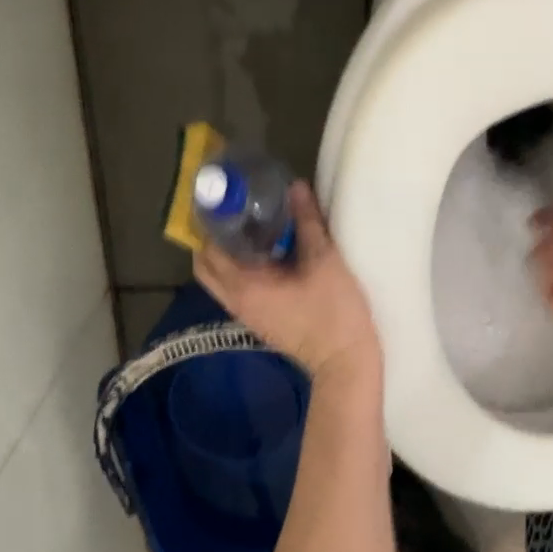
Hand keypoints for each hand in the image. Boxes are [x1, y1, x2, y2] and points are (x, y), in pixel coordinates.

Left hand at [194, 181, 382, 382]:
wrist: (345, 363)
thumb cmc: (334, 313)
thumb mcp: (325, 261)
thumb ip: (307, 222)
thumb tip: (295, 187)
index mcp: (244, 286)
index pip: (208, 249)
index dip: (214, 222)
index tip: (231, 201)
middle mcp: (236, 301)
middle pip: (207, 266)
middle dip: (215, 239)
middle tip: (238, 217)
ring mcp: (248, 315)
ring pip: (223, 279)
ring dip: (230, 255)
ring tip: (256, 232)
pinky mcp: (261, 322)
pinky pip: (240, 290)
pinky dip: (244, 271)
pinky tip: (272, 256)